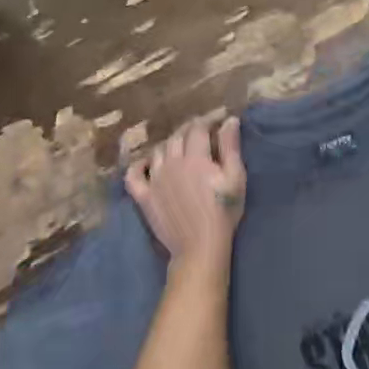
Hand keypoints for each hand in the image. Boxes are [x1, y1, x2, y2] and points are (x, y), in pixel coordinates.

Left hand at [126, 116, 246, 278]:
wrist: (200, 248)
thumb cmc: (223, 213)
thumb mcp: (235, 178)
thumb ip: (230, 147)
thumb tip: (229, 120)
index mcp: (194, 157)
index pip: (197, 128)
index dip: (208, 120)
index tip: (218, 120)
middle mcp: (171, 162)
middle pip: (177, 136)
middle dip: (190, 129)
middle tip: (202, 131)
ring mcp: (154, 179)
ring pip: (158, 150)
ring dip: (170, 144)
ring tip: (181, 147)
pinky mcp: (143, 196)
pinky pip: (134, 174)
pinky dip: (139, 165)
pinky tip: (148, 163)